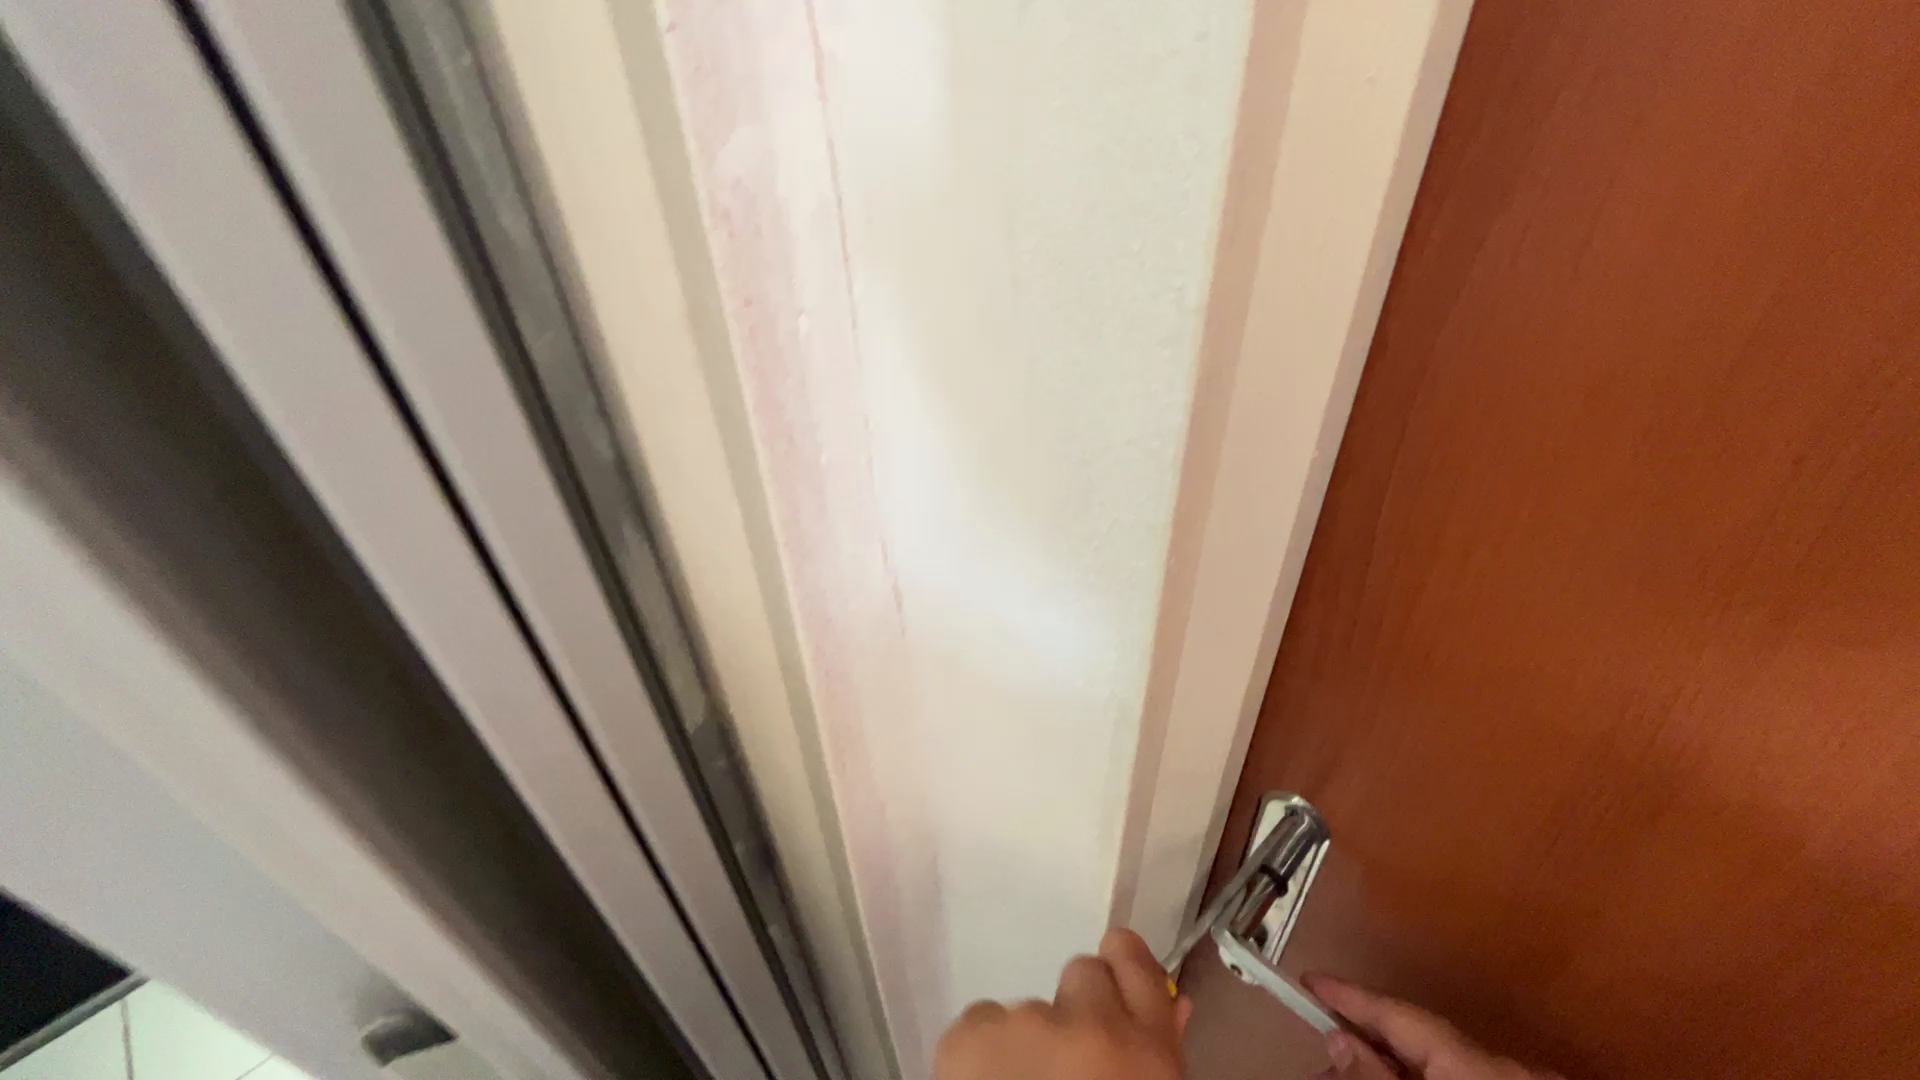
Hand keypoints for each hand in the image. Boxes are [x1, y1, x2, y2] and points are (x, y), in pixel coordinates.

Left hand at [935, 928, 1194, 1079]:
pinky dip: (983, 1056)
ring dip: (1027, 1044)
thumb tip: (1174, 1004)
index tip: (1113, 973)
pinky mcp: (967, 1035)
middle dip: (1075, 1013)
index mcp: (1146, 1052)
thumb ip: (1158, 1056)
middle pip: (1081, 975)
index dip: (1121, 963)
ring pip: (1026, 1009)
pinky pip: (981, 1024)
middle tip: (1065, 1068)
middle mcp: (1088, 1023)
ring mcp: (1023, 1022)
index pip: (1132, 960)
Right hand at [1302, 976, 1559, 1079]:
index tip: (1310, 982)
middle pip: (1421, 1041)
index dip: (1351, 997)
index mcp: (1478, 1068)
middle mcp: (1508, 1070)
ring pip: (1441, 1067)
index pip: (1401, 1015)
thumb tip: (1339, 1040)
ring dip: (1394, 1072)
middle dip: (1368, 1047)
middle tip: (1322, 1062)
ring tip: (1351, 1079)